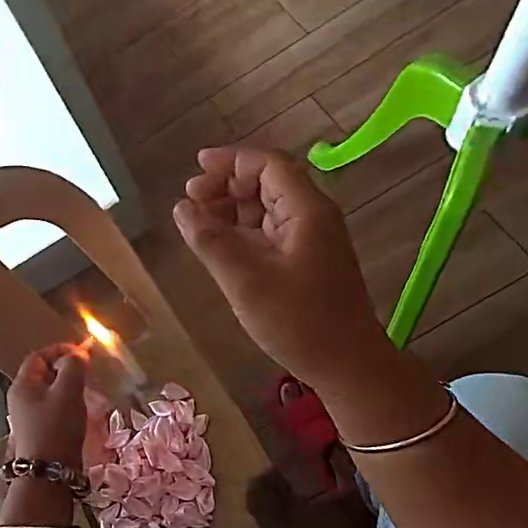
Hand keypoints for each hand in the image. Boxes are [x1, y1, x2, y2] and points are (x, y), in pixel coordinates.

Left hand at [6, 344, 88, 462]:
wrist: (49, 473)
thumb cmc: (57, 427)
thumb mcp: (68, 392)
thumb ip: (73, 367)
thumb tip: (77, 354)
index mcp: (22, 385)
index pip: (38, 356)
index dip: (60, 349)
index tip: (82, 353)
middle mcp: (20, 399)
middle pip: (42, 373)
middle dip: (65, 368)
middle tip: (87, 371)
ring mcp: (27, 417)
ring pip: (49, 392)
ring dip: (68, 387)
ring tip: (88, 390)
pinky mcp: (37, 432)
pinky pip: (52, 409)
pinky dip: (66, 403)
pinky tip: (80, 410)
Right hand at [173, 147, 397, 394]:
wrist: (347, 365)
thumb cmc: (298, 322)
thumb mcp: (245, 281)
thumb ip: (210, 241)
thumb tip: (181, 208)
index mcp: (306, 211)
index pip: (268, 165)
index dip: (230, 162)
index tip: (195, 170)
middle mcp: (312, 217)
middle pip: (268, 183)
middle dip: (227, 185)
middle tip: (190, 199)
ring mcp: (311, 240)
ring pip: (267, 208)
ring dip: (232, 209)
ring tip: (198, 222)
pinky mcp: (306, 262)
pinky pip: (270, 233)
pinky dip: (242, 232)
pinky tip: (219, 245)